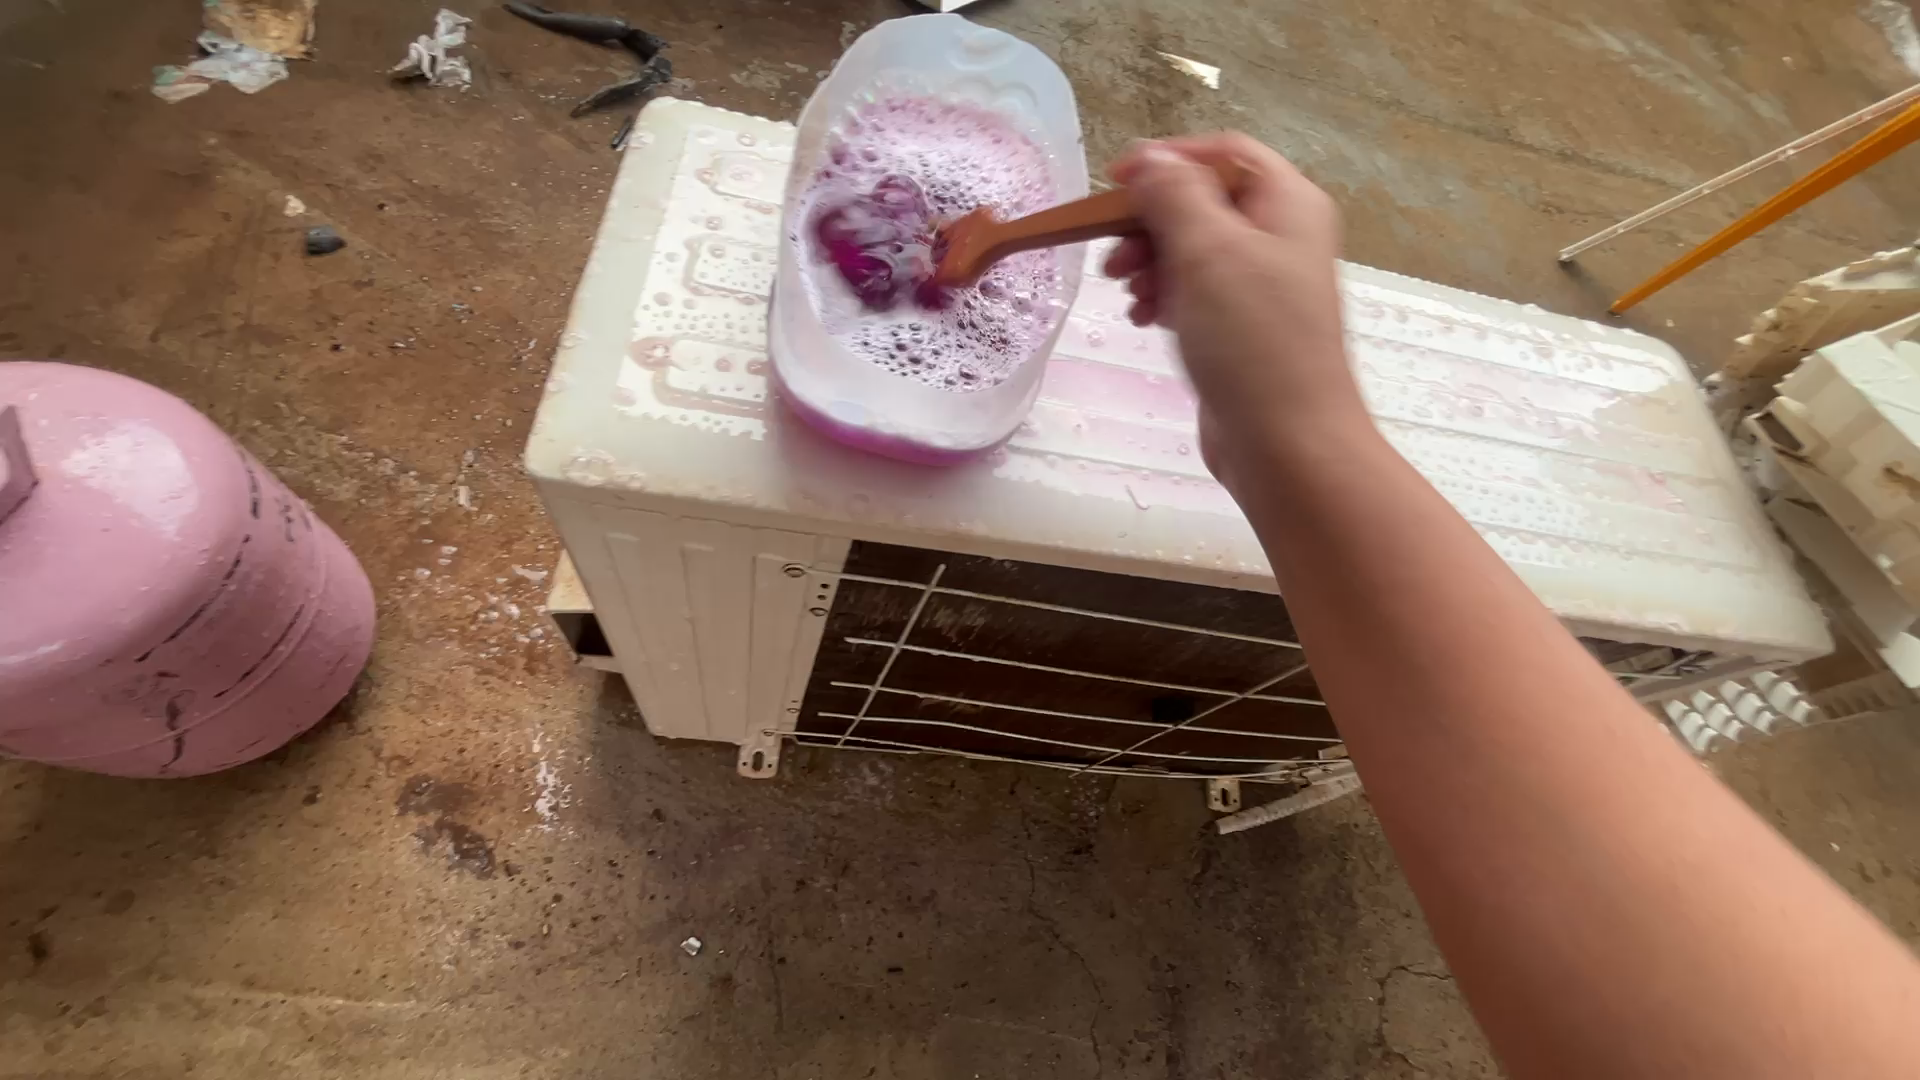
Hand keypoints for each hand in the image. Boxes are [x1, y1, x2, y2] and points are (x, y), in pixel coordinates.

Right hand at [1104, 134, 1369, 489]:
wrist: (1284, 442)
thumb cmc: (1252, 342)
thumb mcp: (1209, 253)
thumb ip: (1175, 197)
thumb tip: (1148, 160)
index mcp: (1286, 204)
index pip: (1222, 155)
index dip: (1167, 160)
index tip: (1113, 184)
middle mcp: (1278, 238)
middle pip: (1202, 204)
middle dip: (1150, 224)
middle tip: (1112, 259)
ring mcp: (1260, 288)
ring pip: (1192, 253)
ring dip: (1151, 265)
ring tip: (1127, 295)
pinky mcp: (1240, 330)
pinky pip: (1194, 295)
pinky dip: (1164, 298)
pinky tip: (1144, 319)